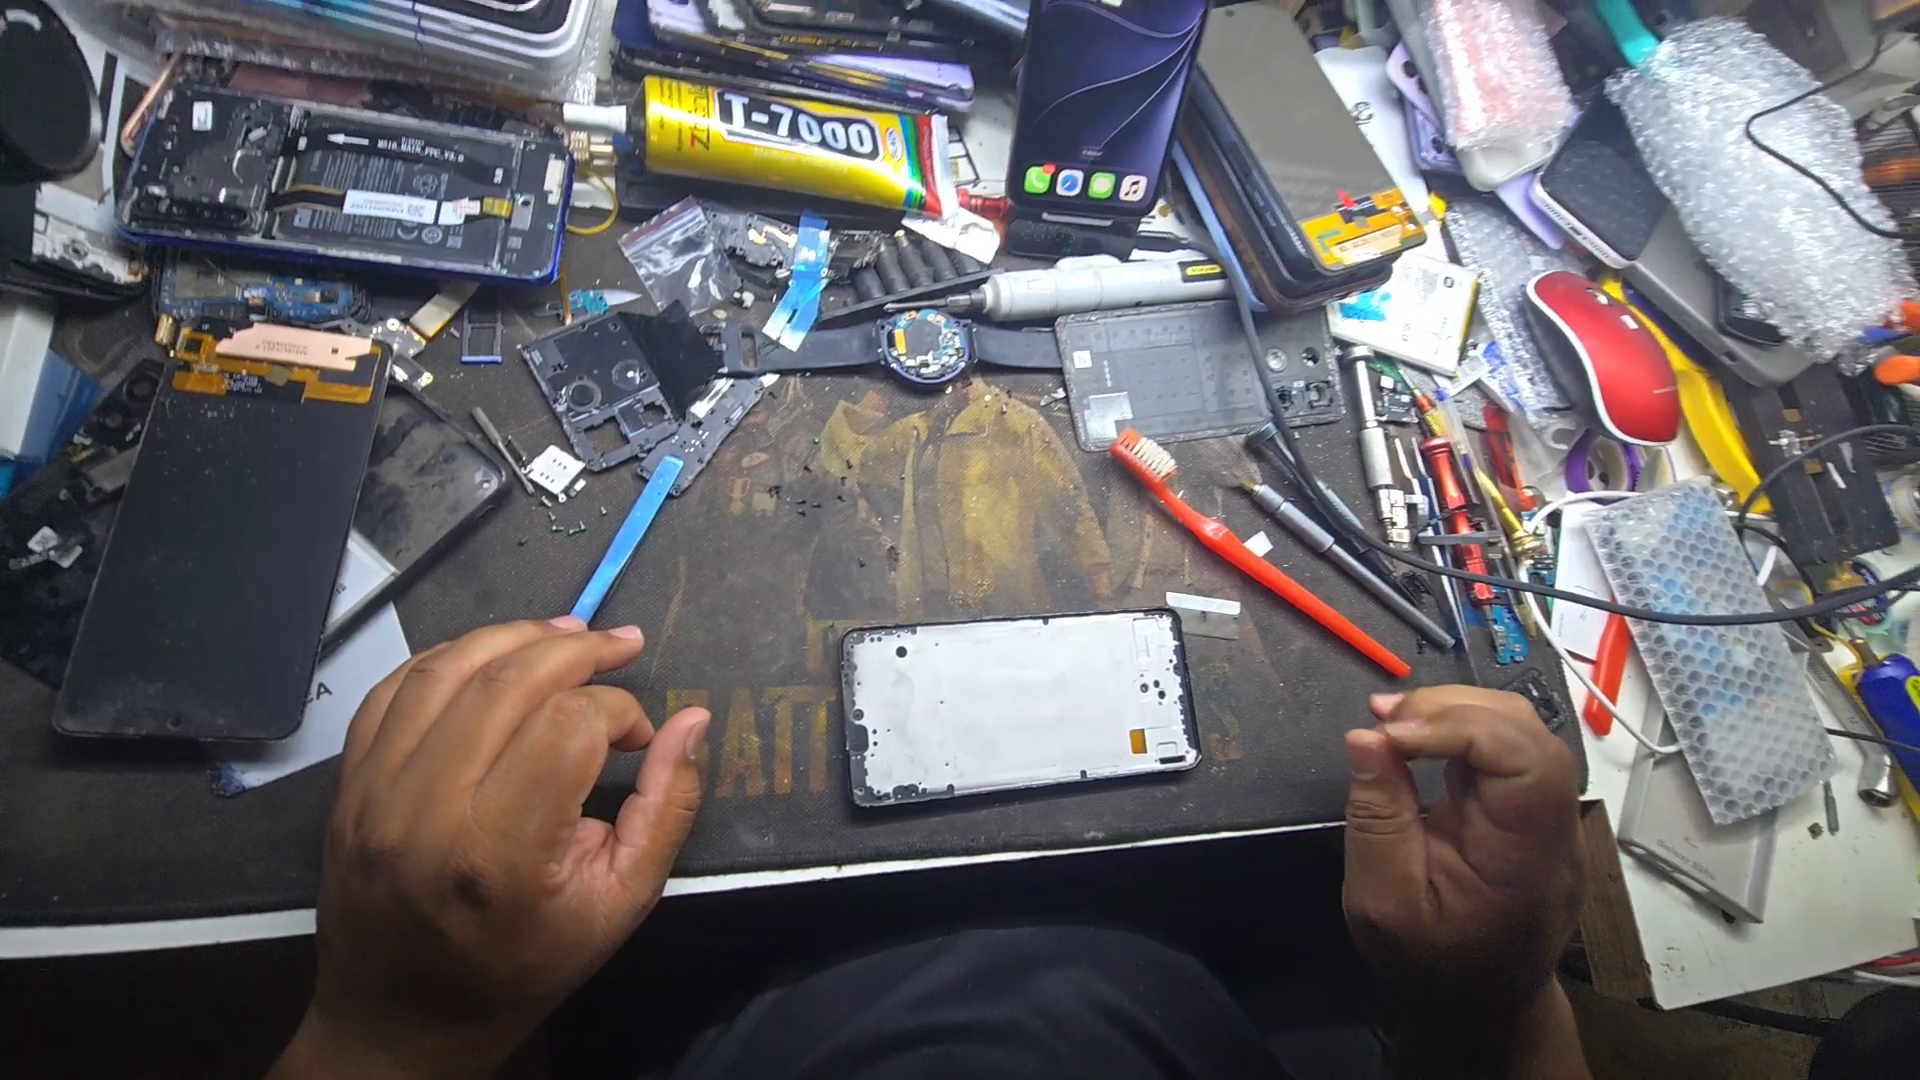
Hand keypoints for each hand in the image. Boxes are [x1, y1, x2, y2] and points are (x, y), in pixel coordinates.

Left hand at [271, 617, 709, 1079]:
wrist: (405, 1021)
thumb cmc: (530, 961)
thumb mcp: (626, 897)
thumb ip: (670, 804)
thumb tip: (694, 719)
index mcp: (500, 850)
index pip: (569, 725)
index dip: (620, 710)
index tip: (639, 735)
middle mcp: (425, 811)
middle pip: (509, 682)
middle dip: (580, 650)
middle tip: (624, 645)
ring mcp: (373, 794)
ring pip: (448, 669)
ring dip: (519, 636)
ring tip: (571, 634)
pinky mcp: (348, 785)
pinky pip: (395, 688)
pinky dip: (454, 655)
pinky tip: (498, 656)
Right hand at [1342, 687, 1586, 1073]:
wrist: (1478, 1003)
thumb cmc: (1427, 960)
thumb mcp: (1382, 901)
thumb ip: (1377, 818)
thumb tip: (1365, 737)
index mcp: (1525, 856)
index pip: (1525, 760)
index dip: (1457, 727)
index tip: (1388, 735)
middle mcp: (1550, 827)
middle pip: (1527, 731)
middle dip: (1450, 708)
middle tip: (1383, 721)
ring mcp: (1543, 815)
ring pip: (1519, 728)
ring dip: (1451, 709)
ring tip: (1390, 720)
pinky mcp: (1521, 809)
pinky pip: (1502, 745)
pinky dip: (1453, 724)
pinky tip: (1409, 732)